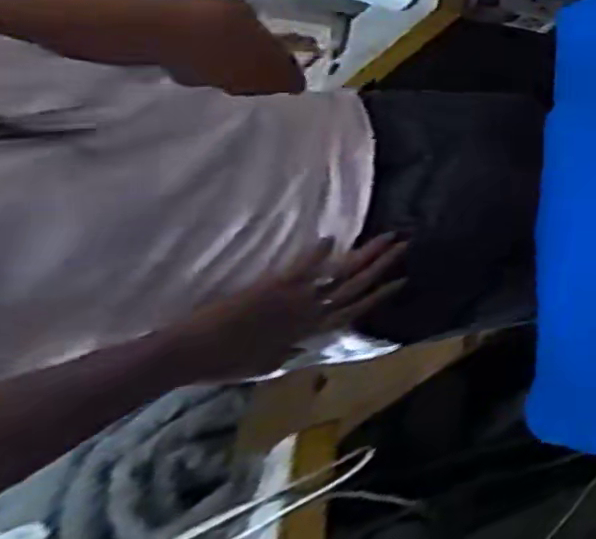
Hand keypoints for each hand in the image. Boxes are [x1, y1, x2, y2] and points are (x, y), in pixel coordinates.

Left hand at [167, 235, 407, 381]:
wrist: (183, 355)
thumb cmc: (219, 365)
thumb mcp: (260, 367)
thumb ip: (286, 354)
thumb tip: (302, 348)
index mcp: (308, 331)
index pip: (354, 310)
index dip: (380, 295)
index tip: (402, 280)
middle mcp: (311, 312)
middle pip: (357, 284)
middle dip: (383, 264)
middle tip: (404, 244)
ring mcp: (296, 297)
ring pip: (343, 271)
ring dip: (366, 253)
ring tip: (387, 237)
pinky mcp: (277, 285)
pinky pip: (306, 265)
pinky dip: (319, 251)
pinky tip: (330, 238)